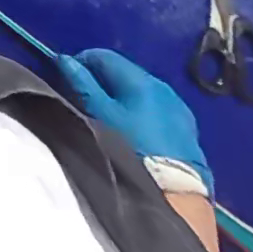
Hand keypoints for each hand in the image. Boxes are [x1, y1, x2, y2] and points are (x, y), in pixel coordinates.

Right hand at [56, 49, 212, 193]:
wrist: (175, 195)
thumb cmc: (130, 148)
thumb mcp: (97, 113)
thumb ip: (80, 82)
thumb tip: (65, 59)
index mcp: (141, 79)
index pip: (102, 56)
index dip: (79, 64)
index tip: (66, 83)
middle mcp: (163, 87)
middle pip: (121, 72)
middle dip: (99, 82)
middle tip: (82, 102)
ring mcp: (179, 109)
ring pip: (138, 92)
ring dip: (119, 99)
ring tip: (105, 120)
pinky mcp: (187, 131)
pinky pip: (154, 111)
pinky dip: (138, 114)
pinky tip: (131, 134)